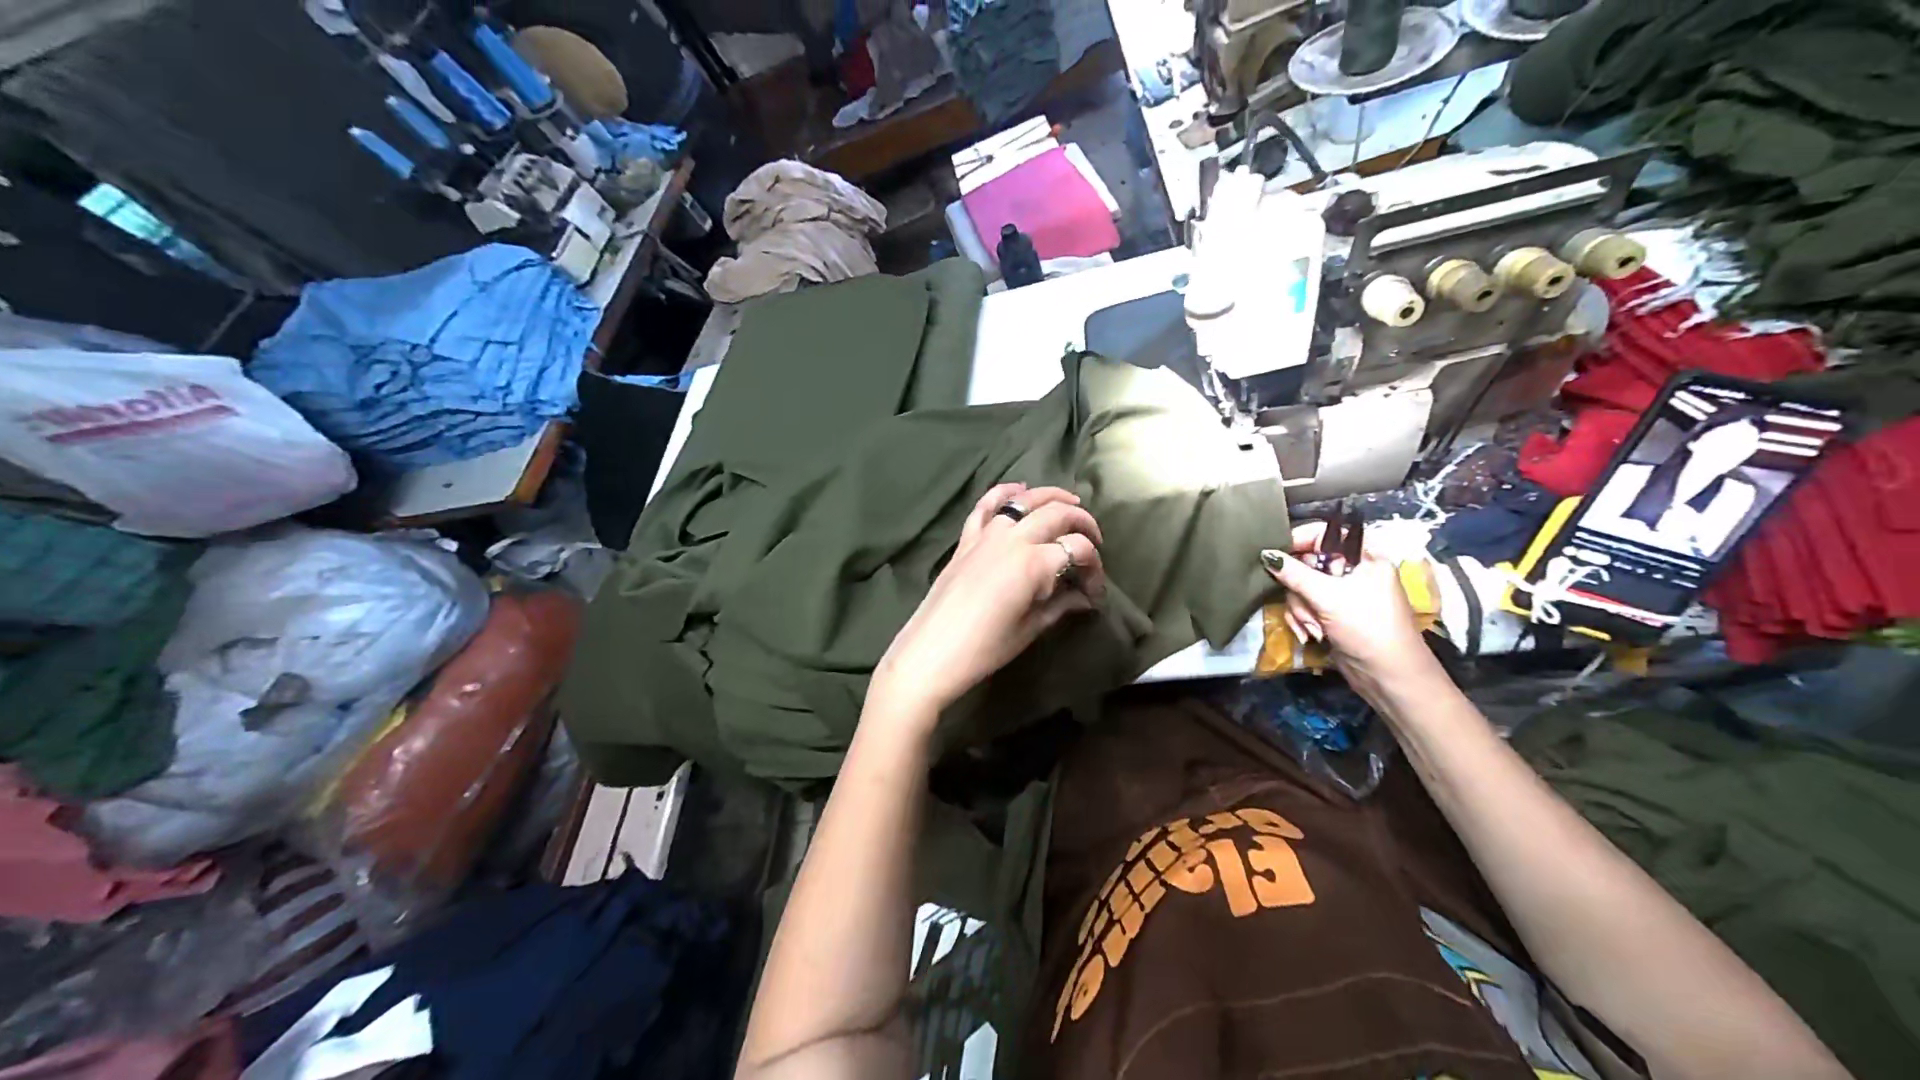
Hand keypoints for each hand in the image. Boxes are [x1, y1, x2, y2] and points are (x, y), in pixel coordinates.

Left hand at [870, 483, 1106, 723]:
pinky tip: (1018, 488)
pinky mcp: (966, 541)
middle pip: (1058, 514)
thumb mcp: (1030, 628)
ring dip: (1051, 497)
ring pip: (1024, 501)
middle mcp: (1013, 539)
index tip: (1096, 593)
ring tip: (1071, 502)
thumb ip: (1061, 605)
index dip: (1095, 569)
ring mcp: (986, 536)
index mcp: (1033, 563)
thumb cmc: (985, 648)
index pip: (1078, 551)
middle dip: (1083, 523)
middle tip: (1095, 541)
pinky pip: (985, 506)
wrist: (930, 653)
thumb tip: (1085, 598)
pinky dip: (1003, 492)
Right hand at [1261, 522, 1445, 710]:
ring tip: (1312, 628)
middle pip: (1306, 565)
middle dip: (1299, 590)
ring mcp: (1341, 595)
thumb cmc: (1367, 627)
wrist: (1388, 675)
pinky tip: (1310, 635)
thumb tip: (1266, 555)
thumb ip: (1295, 574)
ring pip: (1301, 589)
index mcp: (1363, 558)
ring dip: (1300, 610)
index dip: (1298, 542)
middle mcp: (1352, 572)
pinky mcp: (1331, 614)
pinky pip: (1304, 607)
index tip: (1276, 555)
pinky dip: (1303, 620)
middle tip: (1306, 607)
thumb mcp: (1329, 597)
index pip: (1324, 535)